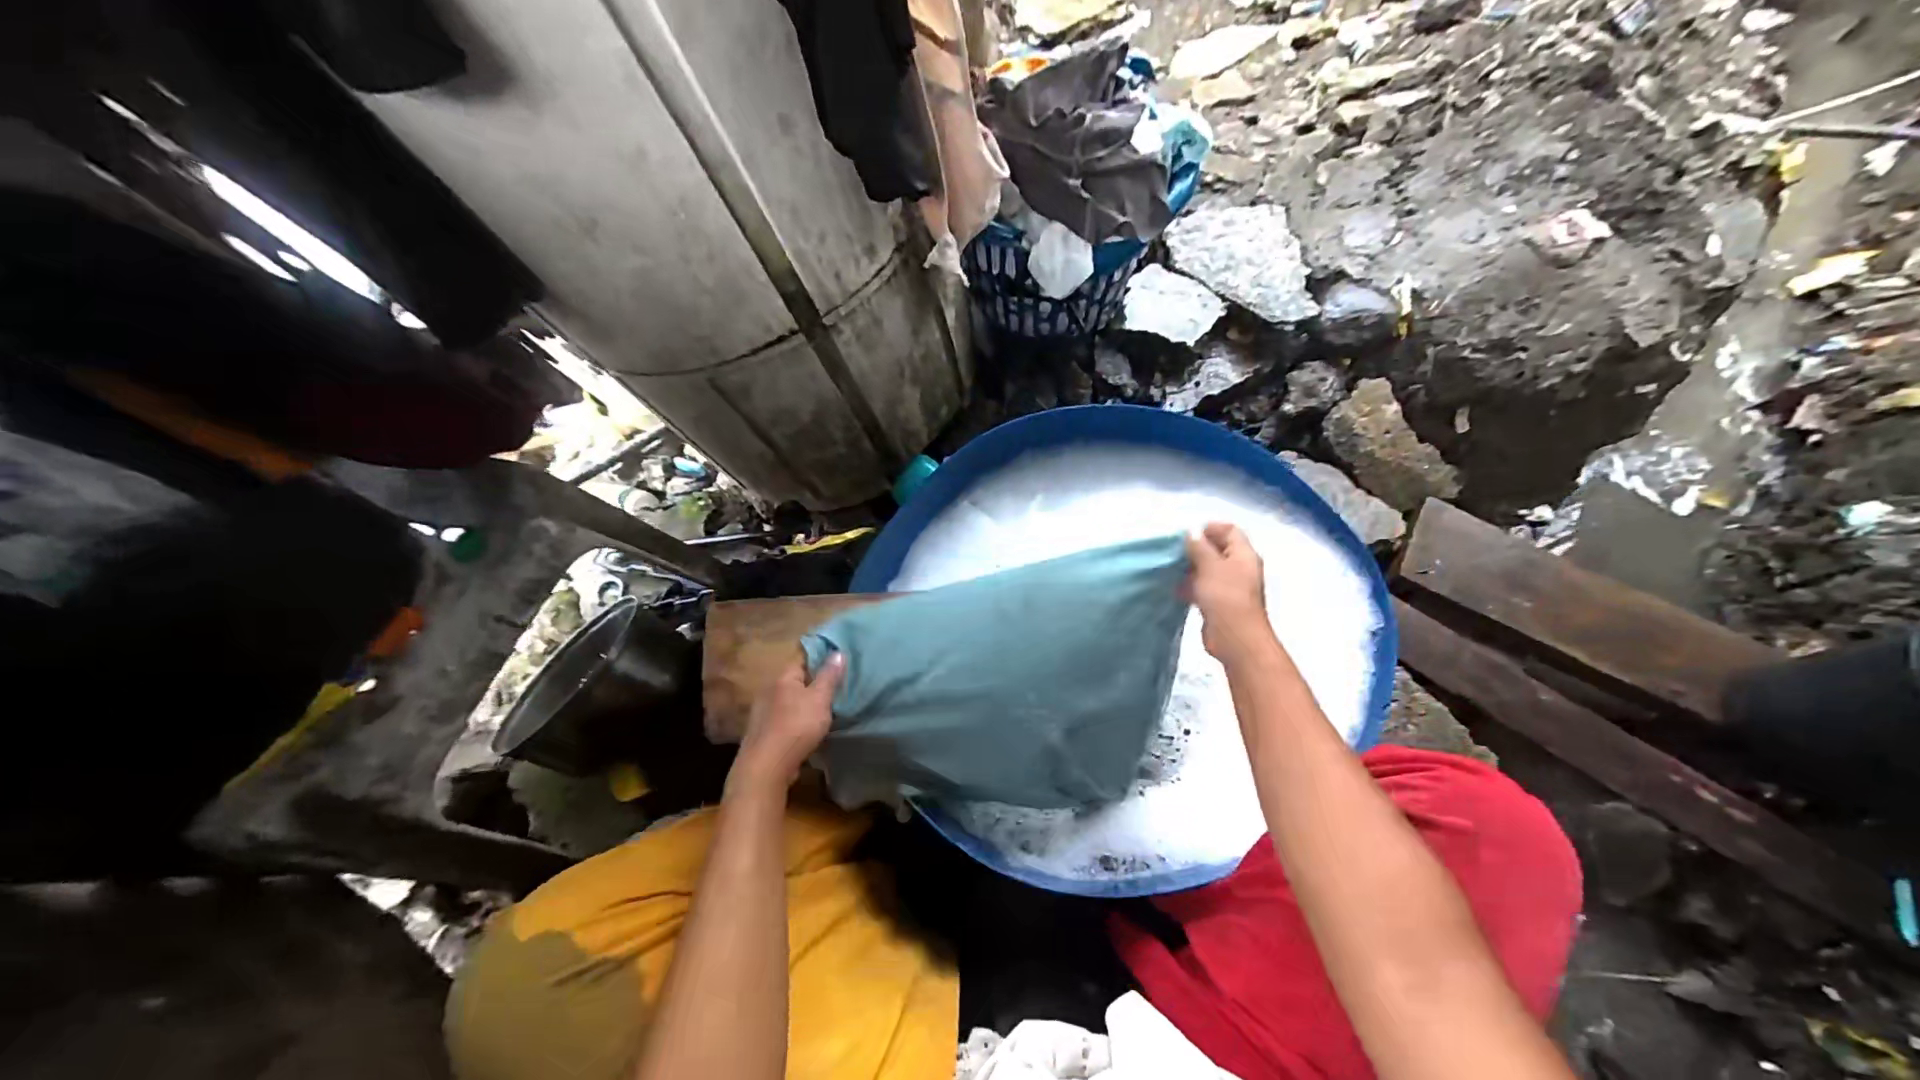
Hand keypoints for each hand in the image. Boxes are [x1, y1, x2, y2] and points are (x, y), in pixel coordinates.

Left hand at [730, 651, 845, 795]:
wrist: (767, 766)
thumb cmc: (796, 726)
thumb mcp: (819, 698)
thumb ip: (829, 676)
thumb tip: (837, 652)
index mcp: (783, 677)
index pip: (802, 655)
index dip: (820, 653)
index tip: (838, 655)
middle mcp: (770, 690)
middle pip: (796, 678)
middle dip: (814, 679)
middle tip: (838, 681)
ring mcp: (764, 711)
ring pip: (790, 699)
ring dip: (806, 700)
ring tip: (827, 704)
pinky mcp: (765, 732)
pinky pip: (786, 717)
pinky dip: (798, 717)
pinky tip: (809, 726)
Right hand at [1186, 523, 1273, 662]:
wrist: (1234, 638)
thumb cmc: (1225, 596)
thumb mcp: (1210, 565)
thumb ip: (1198, 547)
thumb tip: (1190, 534)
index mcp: (1243, 554)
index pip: (1230, 530)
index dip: (1210, 528)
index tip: (1188, 535)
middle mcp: (1239, 568)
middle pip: (1218, 549)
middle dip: (1196, 548)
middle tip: (1175, 551)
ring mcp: (1230, 587)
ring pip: (1208, 569)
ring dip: (1191, 568)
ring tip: (1170, 568)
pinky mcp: (1219, 603)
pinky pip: (1203, 587)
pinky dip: (1190, 585)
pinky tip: (1174, 588)